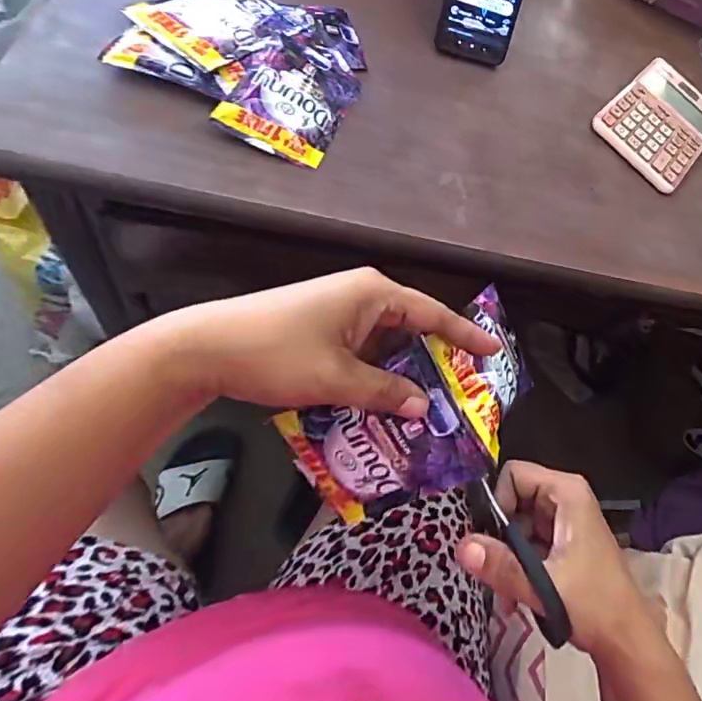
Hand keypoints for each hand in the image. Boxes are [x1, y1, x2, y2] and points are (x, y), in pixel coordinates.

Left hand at [148, 268, 498, 417]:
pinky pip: (363, 348)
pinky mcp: (323, 325)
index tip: (494, 351)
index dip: (466, 335)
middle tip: (460, 394)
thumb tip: (423, 407)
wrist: (207, 346)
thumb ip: (385, 393)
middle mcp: (362, 294)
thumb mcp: (336, 379)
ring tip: (425, 407)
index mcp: (373, 293)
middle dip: (434, 361)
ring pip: (386, 342)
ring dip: (401, 372)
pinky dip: (375, 373)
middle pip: (411, 327)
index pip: (433, 313)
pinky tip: (382, 402)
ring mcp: (340, 308)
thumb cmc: (276, 353)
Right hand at [456, 461, 650, 653]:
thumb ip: (502, 565)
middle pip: (514, 500)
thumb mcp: (544, 585)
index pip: (514, 474)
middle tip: (492, 571)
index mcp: (566, 492)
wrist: (627, 642)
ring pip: (518, 524)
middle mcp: (565, 498)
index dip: (497, 502)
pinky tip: (514, 597)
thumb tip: (462, 546)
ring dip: (507, 557)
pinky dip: (518, 566)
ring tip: (504, 593)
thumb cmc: (593, 604)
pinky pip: (529, 543)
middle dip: (499, 536)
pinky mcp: (563, 543)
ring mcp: (564, 521)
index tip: (492, 539)